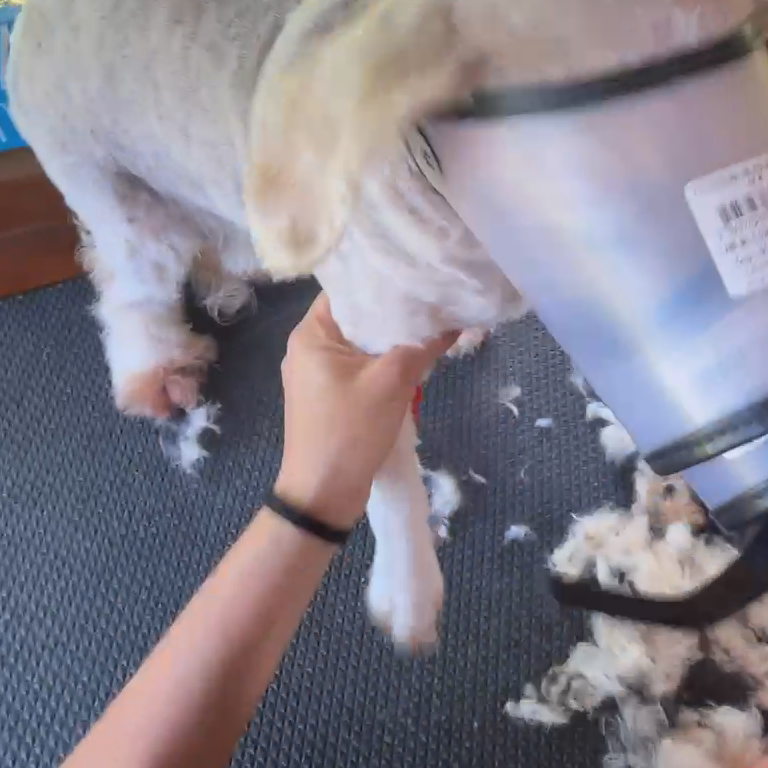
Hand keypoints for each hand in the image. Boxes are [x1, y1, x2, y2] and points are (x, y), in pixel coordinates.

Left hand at [274, 294, 457, 527]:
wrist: (322, 495)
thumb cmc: (349, 430)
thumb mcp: (392, 382)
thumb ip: (424, 345)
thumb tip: (458, 320)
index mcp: (311, 334)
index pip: (348, 289)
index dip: (383, 279)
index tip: (419, 272)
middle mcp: (309, 347)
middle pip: (357, 315)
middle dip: (396, 310)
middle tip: (434, 297)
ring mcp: (318, 374)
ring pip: (362, 343)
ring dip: (393, 339)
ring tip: (432, 324)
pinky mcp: (329, 396)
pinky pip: (361, 366)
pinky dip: (385, 361)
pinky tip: (416, 358)